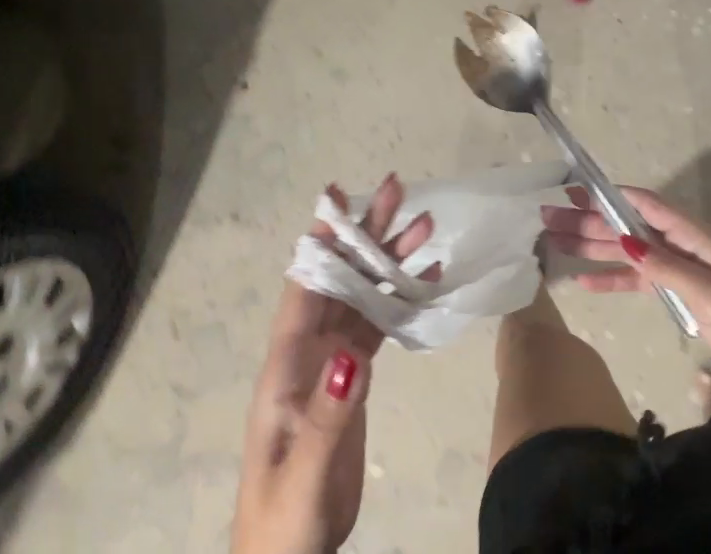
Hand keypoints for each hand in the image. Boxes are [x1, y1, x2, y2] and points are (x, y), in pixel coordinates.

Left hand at [233, 175, 439, 553]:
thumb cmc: (285, 519)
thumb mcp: (304, 473)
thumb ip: (328, 415)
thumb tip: (355, 353)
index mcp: (286, 368)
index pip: (304, 291)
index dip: (323, 243)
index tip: (340, 196)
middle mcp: (306, 356)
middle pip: (339, 281)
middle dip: (365, 235)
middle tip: (398, 190)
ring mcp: (330, 367)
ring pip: (362, 298)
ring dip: (389, 261)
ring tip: (426, 226)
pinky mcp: (352, 383)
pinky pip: (378, 327)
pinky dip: (399, 299)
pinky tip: (426, 279)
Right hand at [541, 186, 710, 409]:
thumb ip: (669, 269)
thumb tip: (626, 240)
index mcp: (700, 239)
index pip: (651, 206)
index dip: (614, 195)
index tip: (576, 187)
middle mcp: (687, 248)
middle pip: (632, 228)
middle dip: (592, 220)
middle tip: (548, 216)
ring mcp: (683, 273)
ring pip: (631, 253)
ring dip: (595, 247)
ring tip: (554, 240)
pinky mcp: (682, 297)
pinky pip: (640, 283)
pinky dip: (613, 280)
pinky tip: (583, 282)